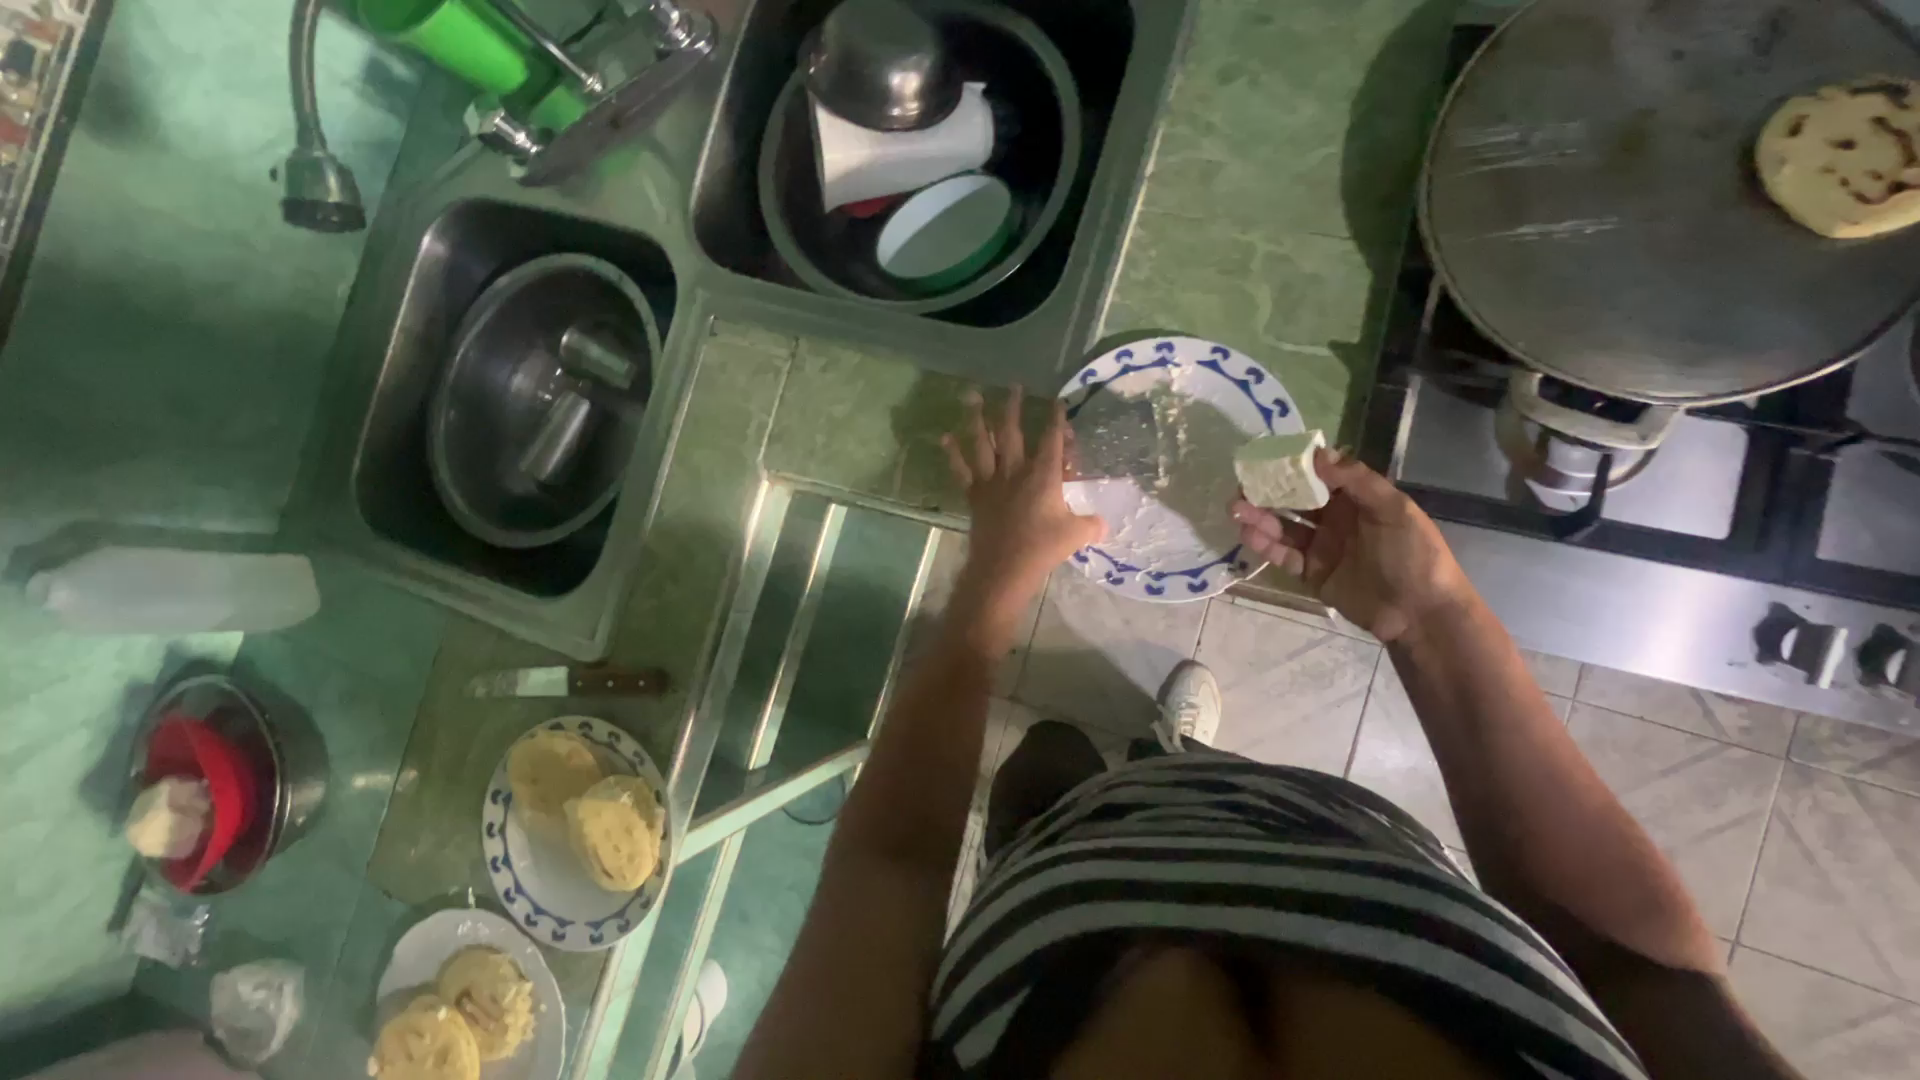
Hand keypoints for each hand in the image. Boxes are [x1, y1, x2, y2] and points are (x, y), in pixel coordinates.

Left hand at [943, 387, 1105, 623]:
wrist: (1003, 568)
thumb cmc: (1042, 549)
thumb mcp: (1076, 535)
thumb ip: (1091, 525)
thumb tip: (1103, 524)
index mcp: (1044, 475)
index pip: (1051, 439)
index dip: (1056, 419)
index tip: (1057, 400)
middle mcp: (1016, 471)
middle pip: (1013, 431)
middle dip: (1014, 407)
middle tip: (1014, 386)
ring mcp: (992, 481)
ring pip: (983, 443)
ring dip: (978, 418)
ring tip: (972, 396)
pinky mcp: (975, 496)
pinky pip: (961, 470)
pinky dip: (952, 454)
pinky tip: (945, 438)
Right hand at [1230, 449, 1474, 643]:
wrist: (1420, 612)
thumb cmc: (1414, 554)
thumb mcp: (1393, 509)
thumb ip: (1356, 480)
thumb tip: (1317, 454)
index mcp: (1357, 500)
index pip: (1319, 476)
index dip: (1294, 467)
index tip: (1267, 459)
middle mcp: (1336, 519)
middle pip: (1295, 500)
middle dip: (1267, 492)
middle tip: (1241, 486)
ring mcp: (1322, 547)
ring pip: (1284, 527)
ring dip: (1259, 517)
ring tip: (1235, 509)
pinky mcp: (1312, 573)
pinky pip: (1284, 556)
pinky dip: (1266, 545)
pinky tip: (1248, 535)